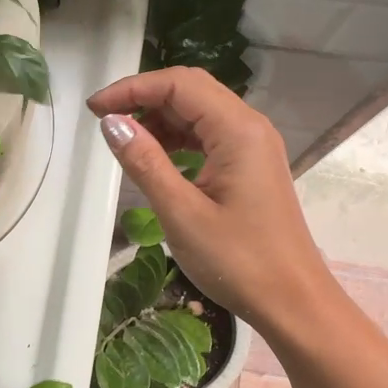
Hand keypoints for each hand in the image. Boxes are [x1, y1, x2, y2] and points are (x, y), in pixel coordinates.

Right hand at [86, 67, 333, 327]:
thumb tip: (112, 123)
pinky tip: (154, 157)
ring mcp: (253, 147)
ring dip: (160, 117)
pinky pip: (209, 136)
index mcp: (237, 131)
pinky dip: (177, 138)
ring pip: (200, 112)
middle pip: (191, 90)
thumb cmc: (238, 260)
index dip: (133, 88)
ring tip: (123, 140)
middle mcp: (250, 128)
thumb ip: (144, 162)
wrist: (293, 302)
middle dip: (145, 97)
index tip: (94, 109)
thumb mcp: (181, 213)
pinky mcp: (251, 167)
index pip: (179, 85)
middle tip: (104, 119)